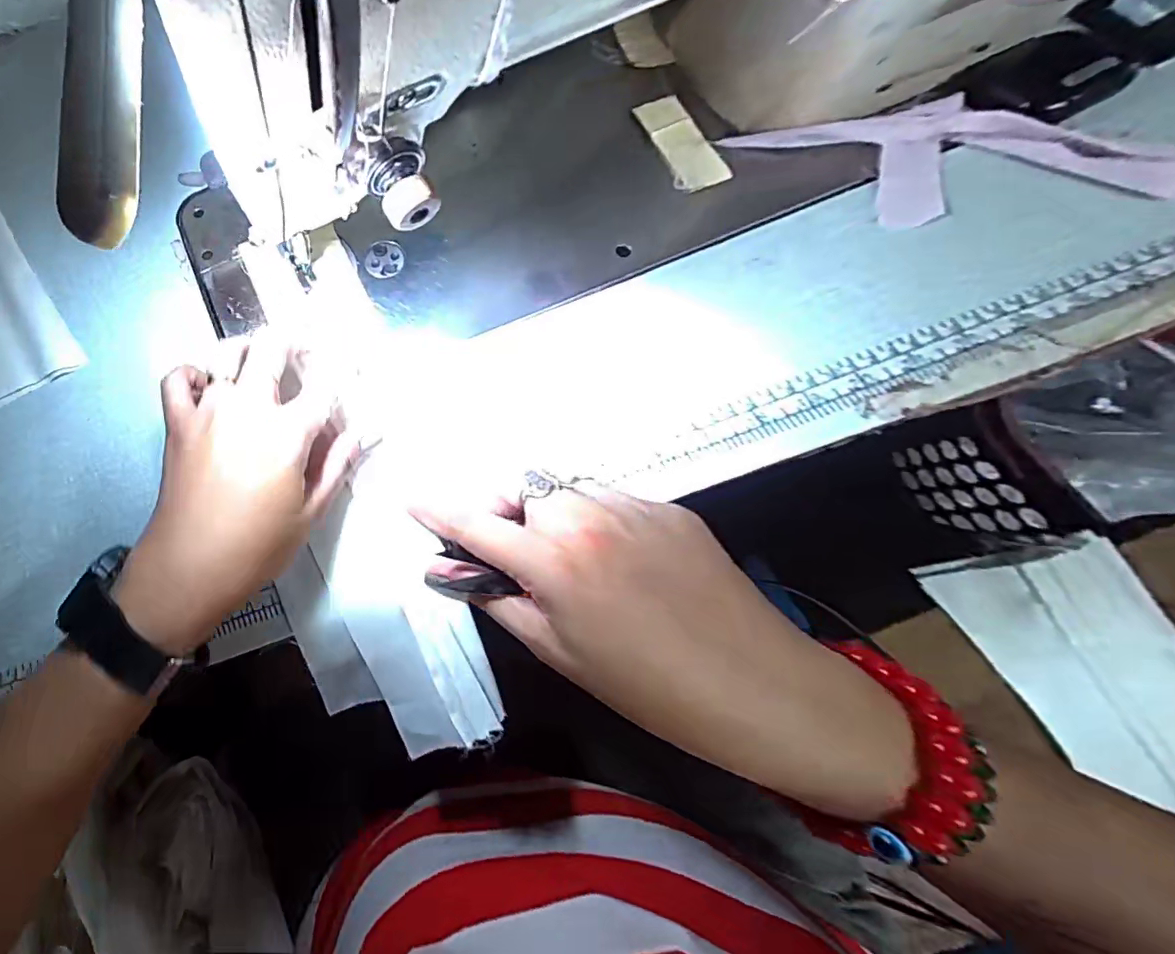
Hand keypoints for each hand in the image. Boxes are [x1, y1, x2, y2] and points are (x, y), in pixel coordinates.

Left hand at [116, 332, 358, 655]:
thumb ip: (337, 464)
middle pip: (273, 346)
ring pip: (227, 354)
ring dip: (249, 352)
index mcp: (288, 432)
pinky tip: (207, 386)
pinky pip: (178, 378)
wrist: (189, 567)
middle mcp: (248, 408)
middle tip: (304, 356)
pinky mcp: (177, 421)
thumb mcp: (310, 512)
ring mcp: (208, 410)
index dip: (341, 371)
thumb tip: (362, 433)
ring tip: (260, 367)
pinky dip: (193, 374)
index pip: (324, 383)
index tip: (346, 371)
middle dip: (295, 341)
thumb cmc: (256, 547)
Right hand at [410, 484, 915, 820]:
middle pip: (524, 491)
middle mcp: (586, 517)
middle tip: (517, 549)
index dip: (440, 512)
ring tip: (574, 556)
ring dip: (554, 512)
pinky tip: (620, 557)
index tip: (414, 499)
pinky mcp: (669, 507)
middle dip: (509, 511)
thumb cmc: (646, 687)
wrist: (760, 686)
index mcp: (553, 562)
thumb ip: (504, 602)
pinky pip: (612, 497)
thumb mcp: (559, 652)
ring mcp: (632, 505)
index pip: (477, 524)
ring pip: (568, 488)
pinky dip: (597, 517)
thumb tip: (462, 573)